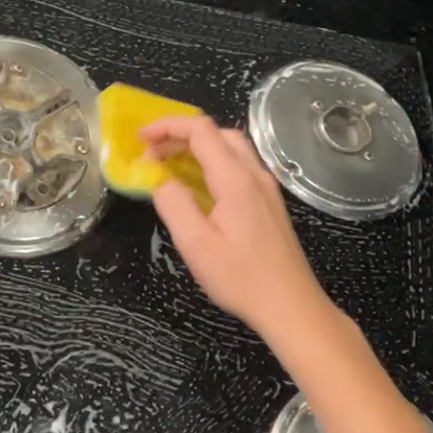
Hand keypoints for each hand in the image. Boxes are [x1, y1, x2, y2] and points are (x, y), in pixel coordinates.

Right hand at [141, 114, 334, 339]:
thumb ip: (173, 203)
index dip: (167, 125)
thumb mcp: (195, 244)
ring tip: (168, 164)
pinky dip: (211, 161)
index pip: (201, 130)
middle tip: (151, 152)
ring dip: (196, 146)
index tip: (140, 138)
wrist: (292, 307)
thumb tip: (158, 178)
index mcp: (235, 180)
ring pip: (230, 147)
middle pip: (217, 132)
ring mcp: (266, 188)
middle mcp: (255, 175)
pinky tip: (196, 184)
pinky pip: (238, 165)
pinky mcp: (269, 203)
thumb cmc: (241, 277)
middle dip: (179, 134)